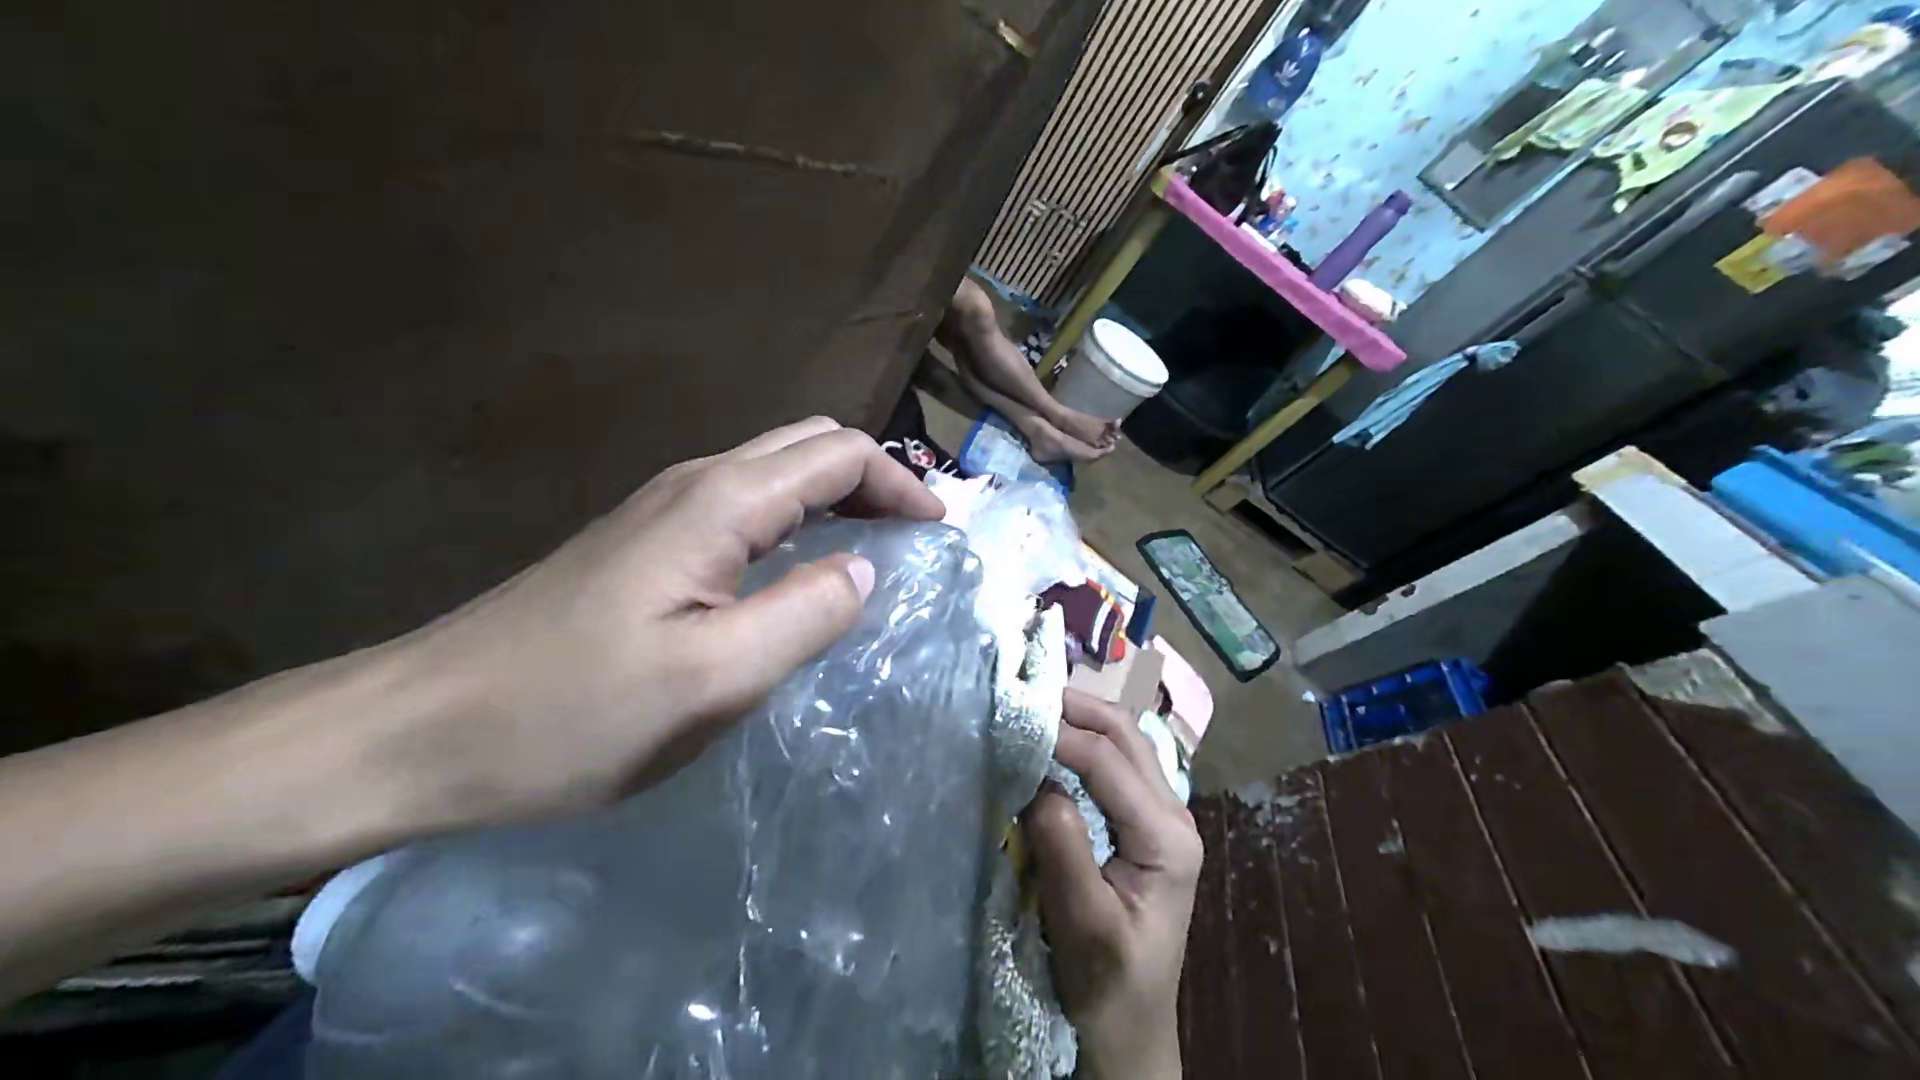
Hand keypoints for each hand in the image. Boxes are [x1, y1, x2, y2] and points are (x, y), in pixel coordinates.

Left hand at [372, 416, 945, 829]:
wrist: (420, 727)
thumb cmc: (572, 713)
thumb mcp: (714, 679)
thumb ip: (806, 615)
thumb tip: (866, 571)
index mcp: (721, 503)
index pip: (840, 455)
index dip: (901, 485)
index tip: (939, 535)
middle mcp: (694, 484)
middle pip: (809, 447)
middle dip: (873, 481)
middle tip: (911, 540)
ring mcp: (661, 510)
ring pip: (774, 473)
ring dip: (834, 498)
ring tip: (871, 552)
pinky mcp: (641, 543)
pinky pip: (743, 508)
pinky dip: (793, 521)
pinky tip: (794, 573)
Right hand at [1025, 690, 1202, 1079]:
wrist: (1129, 1025)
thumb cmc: (1107, 983)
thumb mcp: (1083, 922)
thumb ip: (1063, 847)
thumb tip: (1036, 778)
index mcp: (1166, 837)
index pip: (1109, 761)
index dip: (1061, 734)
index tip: (1014, 720)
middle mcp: (1173, 814)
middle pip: (1127, 736)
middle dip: (1077, 708)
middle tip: (1026, 697)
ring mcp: (1162, 816)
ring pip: (1125, 742)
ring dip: (1082, 719)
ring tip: (1036, 711)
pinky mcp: (1144, 823)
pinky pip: (1117, 764)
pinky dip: (1084, 742)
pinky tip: (1054, 743)